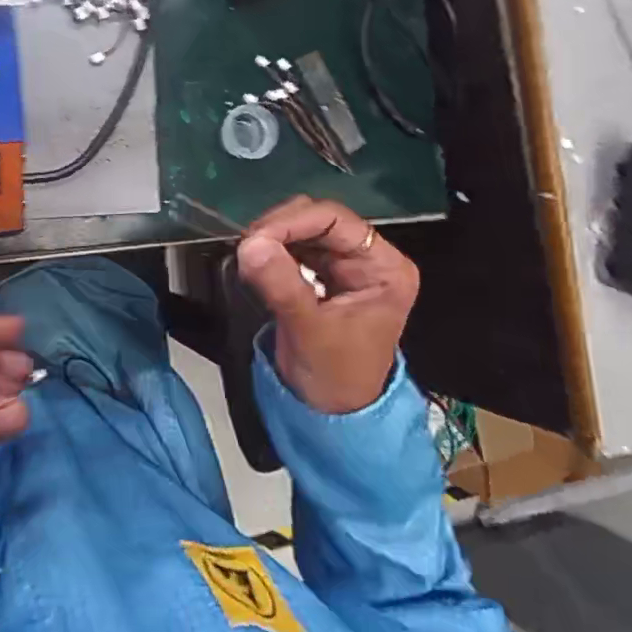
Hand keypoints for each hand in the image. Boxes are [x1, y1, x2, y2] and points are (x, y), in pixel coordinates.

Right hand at [236, 196, 419, 413]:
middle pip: (318, 220)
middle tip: (247, 248)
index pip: (336, 221)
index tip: (255, 238)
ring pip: (302, 231)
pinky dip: (272, 251)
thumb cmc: (334, 374)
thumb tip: (250, 244)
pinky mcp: (321, 276)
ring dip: (272, 238)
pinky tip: (256, 264)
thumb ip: (282, 285)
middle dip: (280, 228)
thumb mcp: (308, 329)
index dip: (293, 222)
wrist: (332, 412)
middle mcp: (367, 259)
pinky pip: (292, 249)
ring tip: (249, 257)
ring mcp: (343, 267)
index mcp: (383, 268)